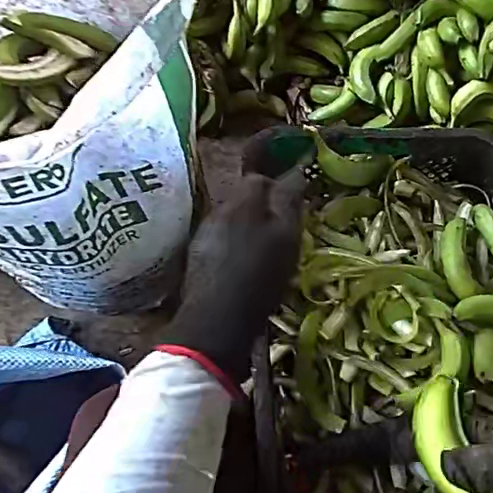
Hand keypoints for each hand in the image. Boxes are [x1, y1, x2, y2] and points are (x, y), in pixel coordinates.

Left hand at [159, 167, 305, 380]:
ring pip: (232, 221)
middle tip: (284, 227)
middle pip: (244, 198)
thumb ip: (288, 202)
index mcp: (242, 201)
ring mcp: (204, 235)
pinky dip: (236, 247)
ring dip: (249, 228)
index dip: (279, 184)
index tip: (295, 197)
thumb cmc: (259, 276)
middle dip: (264, 207)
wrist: (216, 321)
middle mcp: (218, 211)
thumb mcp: (286, 238)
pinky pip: (222, 241)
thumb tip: (295, 171)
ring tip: (267, 249)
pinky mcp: (197, 258)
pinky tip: (245, 266)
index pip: (261, 177)